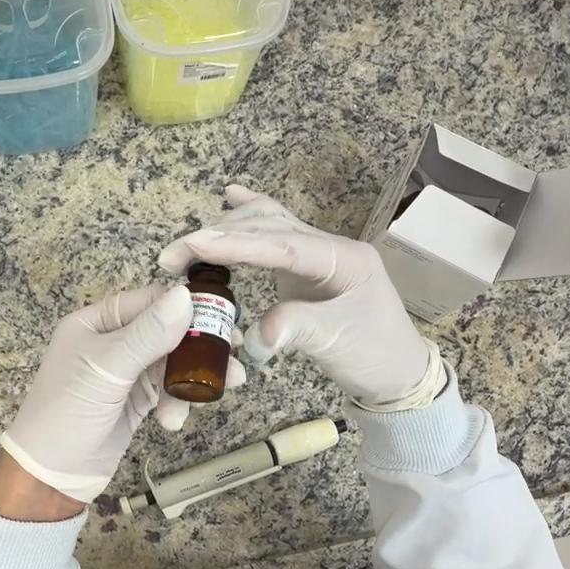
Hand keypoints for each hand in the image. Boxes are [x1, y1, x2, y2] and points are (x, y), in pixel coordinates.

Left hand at [0, 284, 239, 512]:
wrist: (50, 476)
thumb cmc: (65, 414)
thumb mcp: (107, 369)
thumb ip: (148, 334)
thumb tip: (185, 297)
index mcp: (96, 322)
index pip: (150, 301)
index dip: (187, 308)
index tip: (223, 318)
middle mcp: (112, 342)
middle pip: (168, 332)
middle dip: (199, 347)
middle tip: (234, 355)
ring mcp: (125, 373)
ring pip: (172, 364)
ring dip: (193, 379)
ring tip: (224, 390)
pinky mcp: (135, 401)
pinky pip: (167, 391)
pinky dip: (178, 402)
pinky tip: (175, 420)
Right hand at [158, 186, 438, 407]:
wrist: (397, 372)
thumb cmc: (374, 355)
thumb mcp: (338, 343)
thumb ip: (298, 329)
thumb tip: (257, 336)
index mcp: (343, 259)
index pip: (281, 244)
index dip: (236, 243)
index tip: (194, 244)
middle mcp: (328, 248)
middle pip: (269, 228)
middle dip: (218, 236)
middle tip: (172, 255)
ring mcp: (317, 256)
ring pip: (269, 225)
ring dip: (228, 228)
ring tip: (189, 242)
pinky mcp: (306, 270)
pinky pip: (276, 235)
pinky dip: (250, 217)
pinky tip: (230, 196)